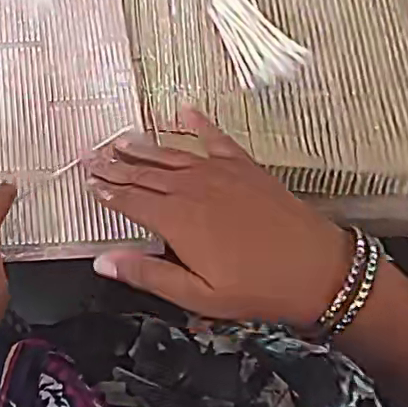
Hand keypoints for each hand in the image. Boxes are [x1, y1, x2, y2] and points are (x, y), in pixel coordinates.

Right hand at [84, 106, 351, 326]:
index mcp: (176, 220)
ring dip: (141, 147)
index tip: (88, 182)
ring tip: (119, 139)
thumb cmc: (256, 288)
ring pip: (169, 155)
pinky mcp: (244, 167)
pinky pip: (213, 139)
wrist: (319, 270)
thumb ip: (146, 273)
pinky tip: (183, 111)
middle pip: (143, 173)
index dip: (106, 191)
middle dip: (113, 165)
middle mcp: (192, 189)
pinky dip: (197, 124)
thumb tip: (102, 262)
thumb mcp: (196, 295)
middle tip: (90, 156)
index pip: (129, 200)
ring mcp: (219, 173)